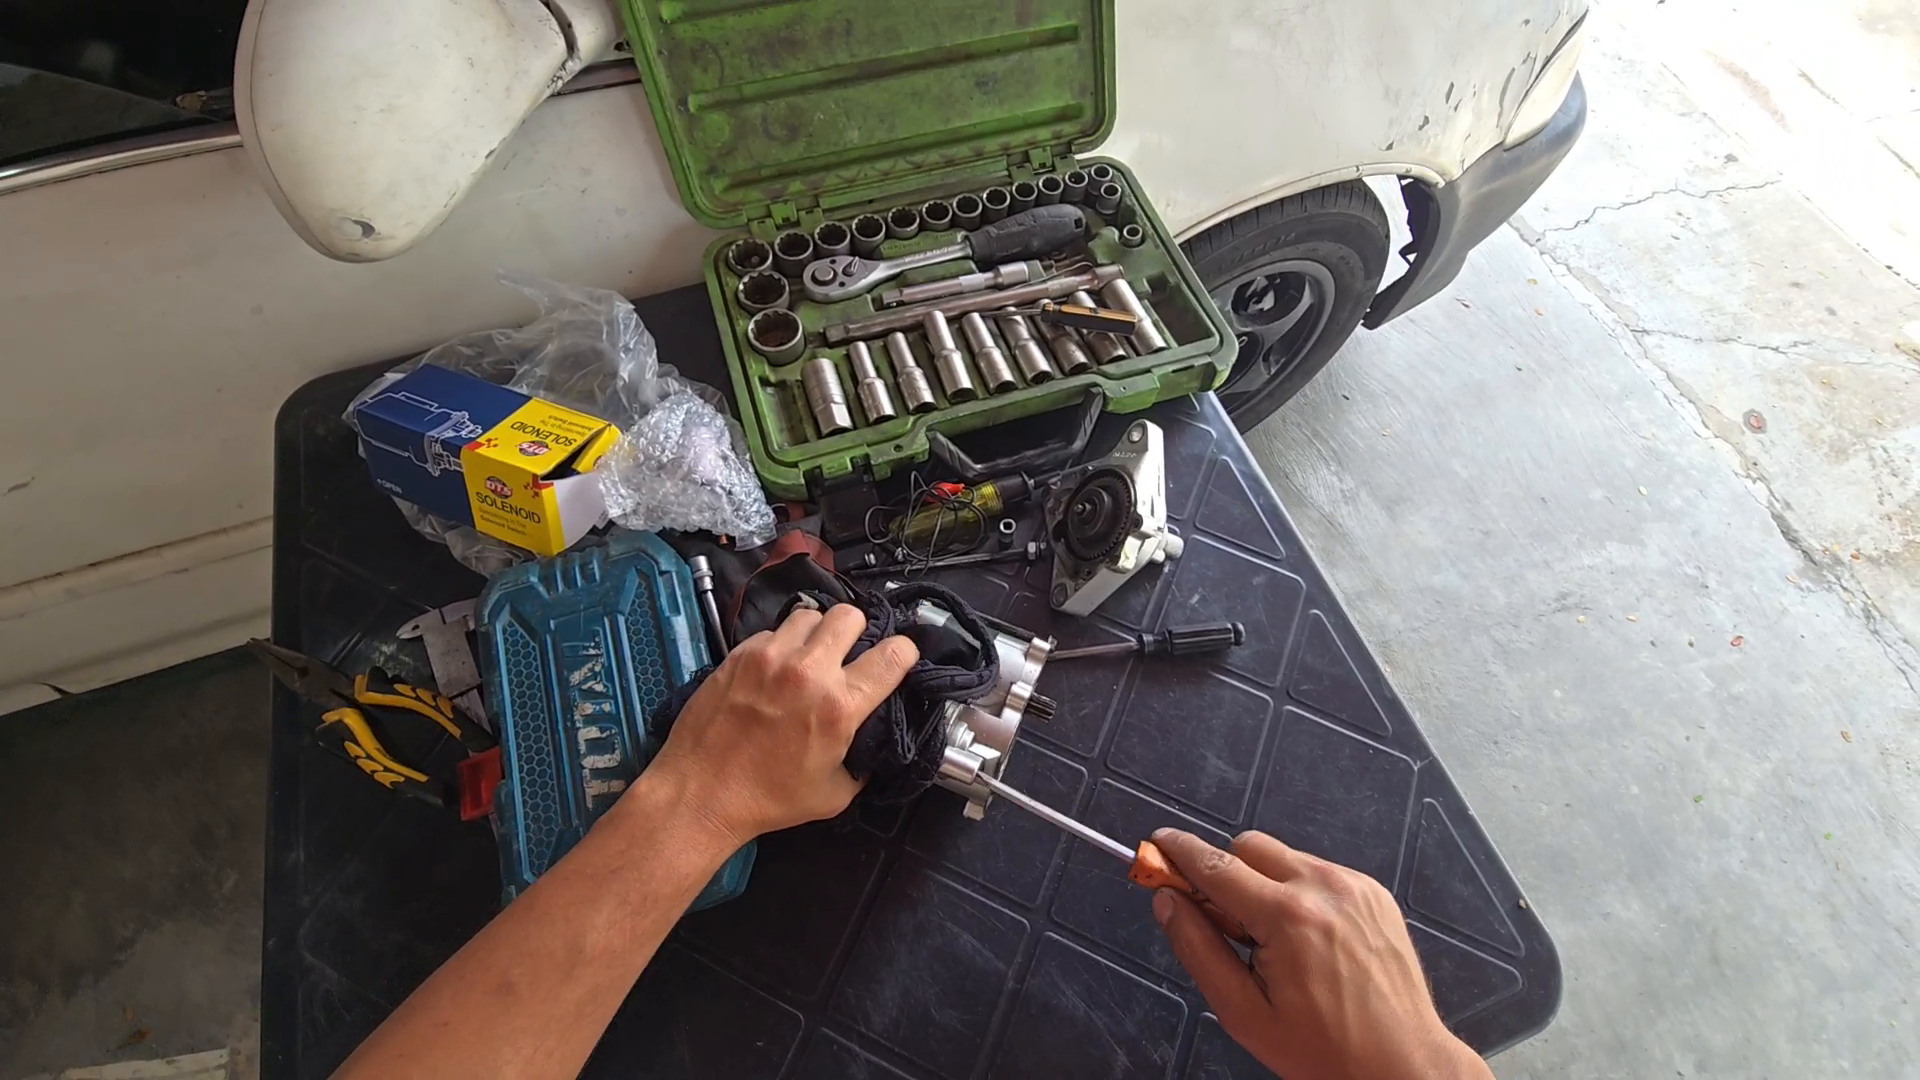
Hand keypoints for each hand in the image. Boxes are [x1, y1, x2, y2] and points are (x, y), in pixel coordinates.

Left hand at [648, 605, 917, 848]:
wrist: (700, 793)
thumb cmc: (770, 799)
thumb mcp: (835, 793)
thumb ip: (863, 761)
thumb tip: (875, 740)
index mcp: (840, 706)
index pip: (892, 655)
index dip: (905, 652)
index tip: (899, 658)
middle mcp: (810, 671)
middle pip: (851, 616)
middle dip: (858, 630)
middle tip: (848, 652)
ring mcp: (772, 656)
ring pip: (811, 615)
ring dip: (818, 633)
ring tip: (809, 655)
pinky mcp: (741, 652)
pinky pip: (774, 631)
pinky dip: (782, 644)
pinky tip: (775, 668)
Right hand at [1151, 830, 1492, 1079]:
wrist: (1410, 1072)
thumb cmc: (1322, 1053)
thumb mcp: (1243, 1014)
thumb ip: (1197, 949)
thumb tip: (1166, 900)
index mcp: (1287, 918)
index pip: (1216, 866)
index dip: (1180, 850)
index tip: (1157, 841)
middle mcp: (1321, 887)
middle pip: (1247, 847)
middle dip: (1226, 872)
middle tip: (1226, 920)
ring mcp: (1352, 884)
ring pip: (1280, 855)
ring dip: (1262, 879)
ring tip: (1273, 935)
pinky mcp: (1372, 890)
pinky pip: (1314, 868)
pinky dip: (1297, 888)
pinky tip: (1308, 935)